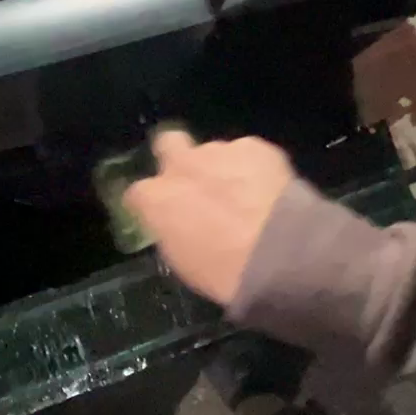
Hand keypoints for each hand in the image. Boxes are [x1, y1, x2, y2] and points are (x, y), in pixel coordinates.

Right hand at [124, 130, 295, 305]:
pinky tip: (269, 189)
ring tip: (247, 194)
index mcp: (156, 199)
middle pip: (167, 143)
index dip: (152, 201)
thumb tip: (176, 221)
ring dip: (224, 168)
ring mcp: (219, 151)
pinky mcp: (254, 146)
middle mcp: (182, 166)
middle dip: (176, 155)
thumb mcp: (183, 260)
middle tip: (194, 179)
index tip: (163, 212)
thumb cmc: (223, 271)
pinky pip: (248, 153)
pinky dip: (255, 167)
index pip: (138, 192)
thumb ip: (173, 229)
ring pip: (214, 152)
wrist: (277, 252)